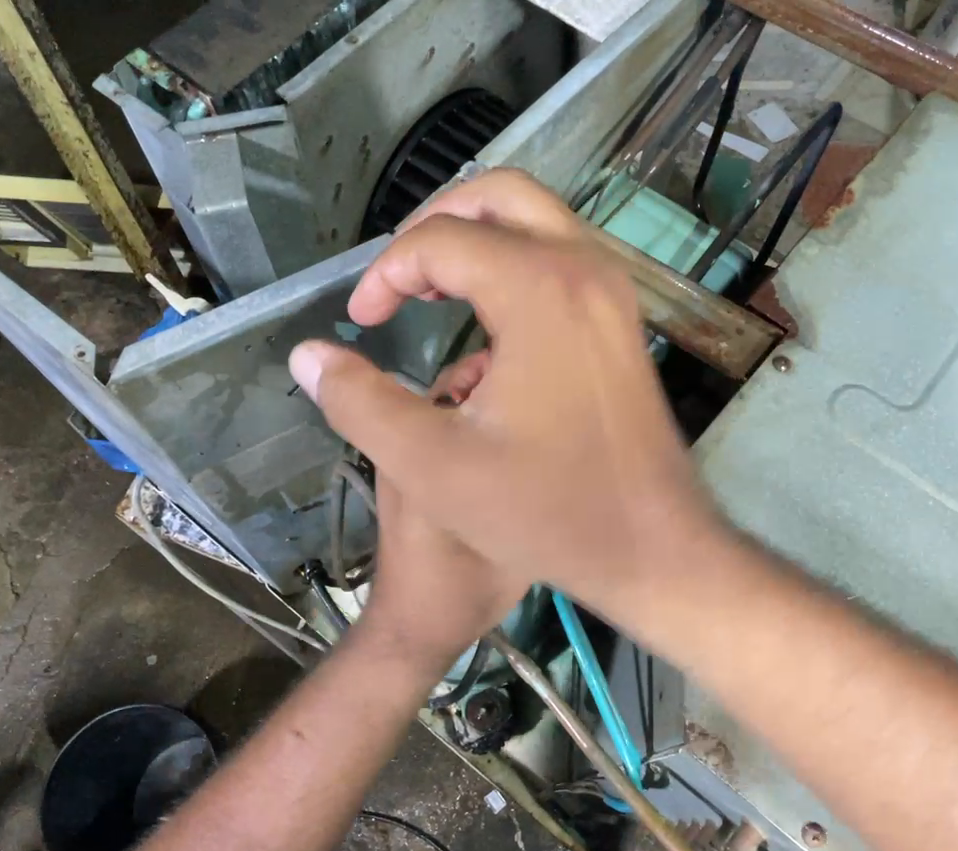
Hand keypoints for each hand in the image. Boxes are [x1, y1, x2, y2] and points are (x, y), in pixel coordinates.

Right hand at [288, 169, 728, 624]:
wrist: (650, 546)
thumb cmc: (544, 511)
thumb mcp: (431, 466)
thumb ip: (359, 404)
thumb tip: (307, 356)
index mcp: (539, 291)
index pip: (440, 240)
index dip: (386, 273)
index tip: (361, 321)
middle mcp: (585, 270)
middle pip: (499, 197)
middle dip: (434, 225)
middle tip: (396, 278)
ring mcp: (614, 294)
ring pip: (537, 222)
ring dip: (477, 240)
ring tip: (431, 291)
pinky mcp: (623, 324)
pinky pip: (562, 259)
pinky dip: (514, 265)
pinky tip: (486, 326)